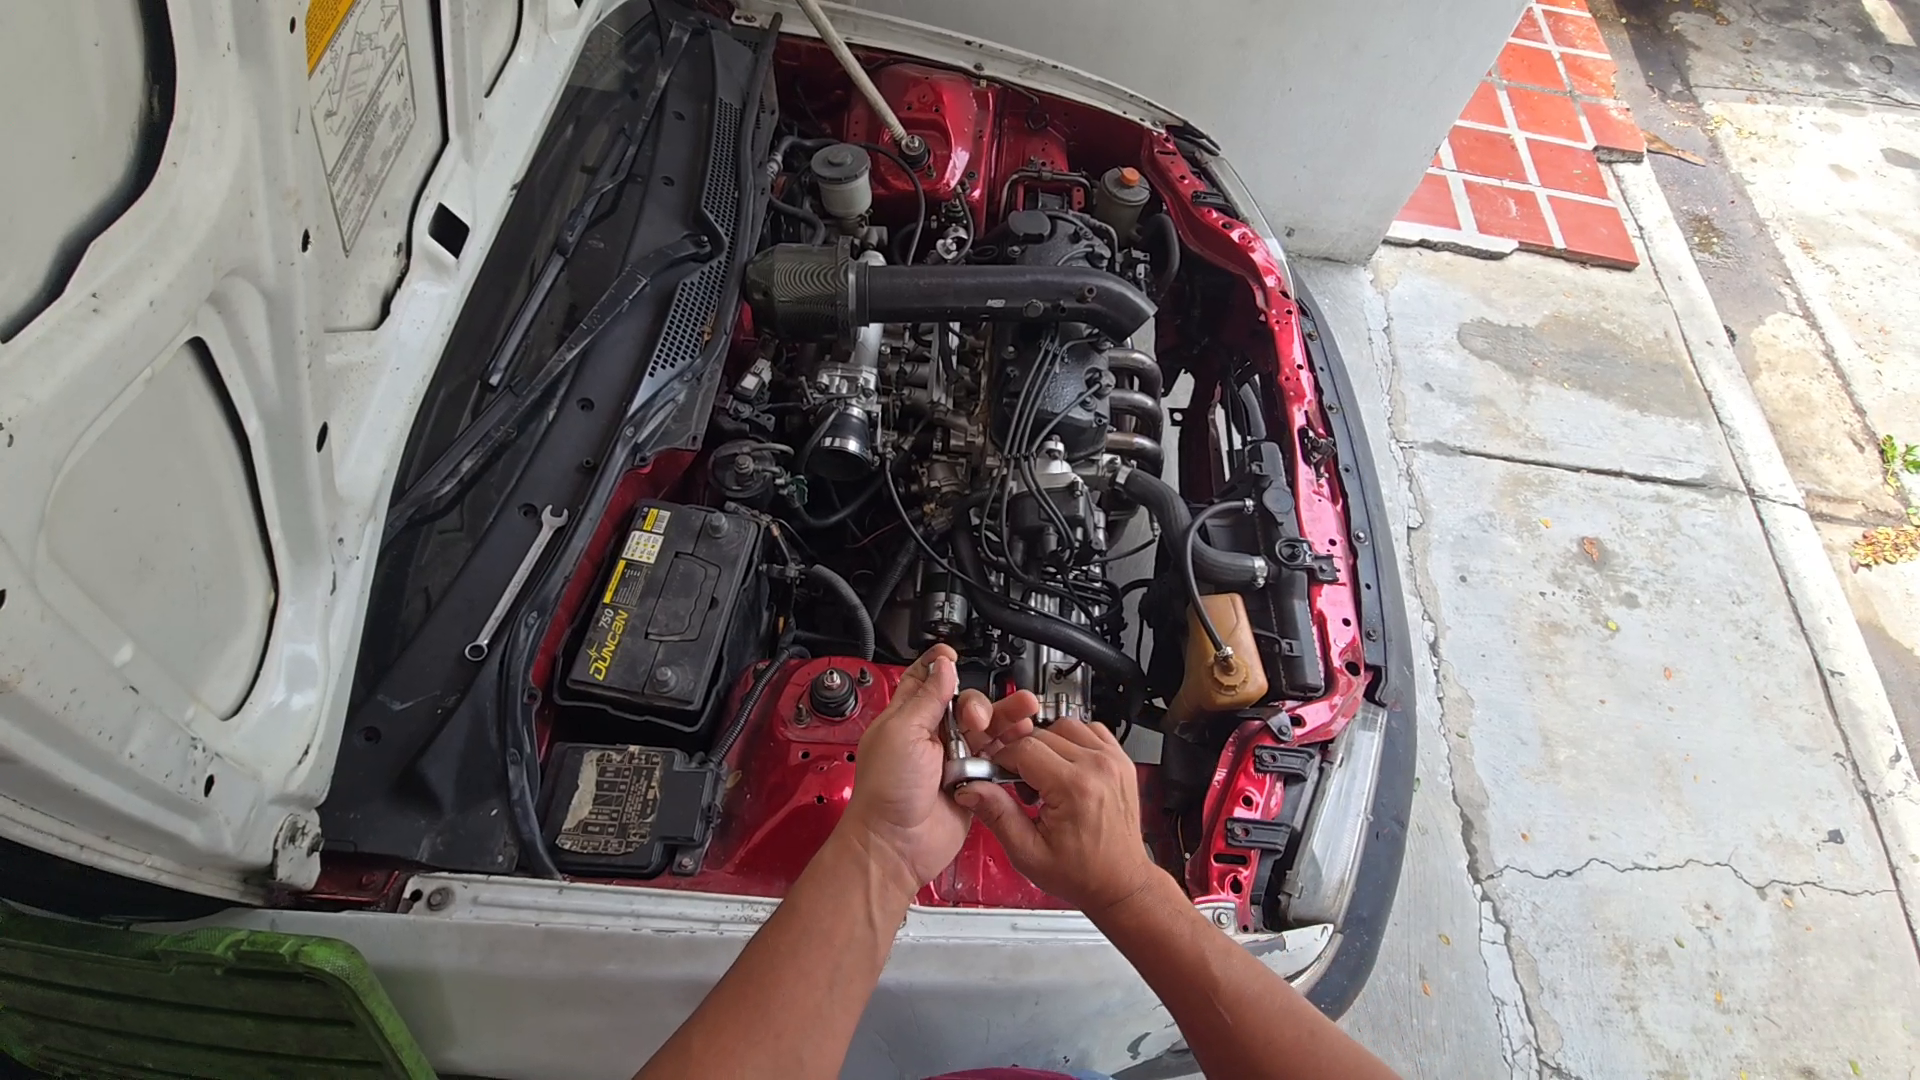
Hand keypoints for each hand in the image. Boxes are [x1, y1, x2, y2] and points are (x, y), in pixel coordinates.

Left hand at [837, 646, 1039, 889]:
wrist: (897, 844)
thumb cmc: (885, 792)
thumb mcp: (903, 733)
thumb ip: (927, 697)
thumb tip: (942, 664)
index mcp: (908, 716)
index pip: (926, 679)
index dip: (941, 665)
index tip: (954, 654)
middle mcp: (933, 735)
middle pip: (966, 703)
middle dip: (979, 703)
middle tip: (976, 718)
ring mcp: (954, 758)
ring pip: (987, 728)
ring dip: (1006, 717)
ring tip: (1025, 708)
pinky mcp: (973, 781)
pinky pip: (997, 758)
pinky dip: (1011, 747)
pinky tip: (1023, 738)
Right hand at [951, 716, 1161, 918]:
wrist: (1121, 882)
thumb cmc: (1082, 874)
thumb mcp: (1028, 852)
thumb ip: (997, 815)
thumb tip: (971, 788)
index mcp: (1074, 788)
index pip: (1024, 748)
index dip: (1003, 759)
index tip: (997, 774)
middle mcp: (1097, 767)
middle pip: (1041, 734)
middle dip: (1022, 755)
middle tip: (1021, 786)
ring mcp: (1112, 760)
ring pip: (1064, 725)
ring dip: (1047, 744)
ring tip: (1045, 777)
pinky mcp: (1119, 759)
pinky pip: (1089, 729)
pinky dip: (1072, 740)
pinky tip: (1065, 766)